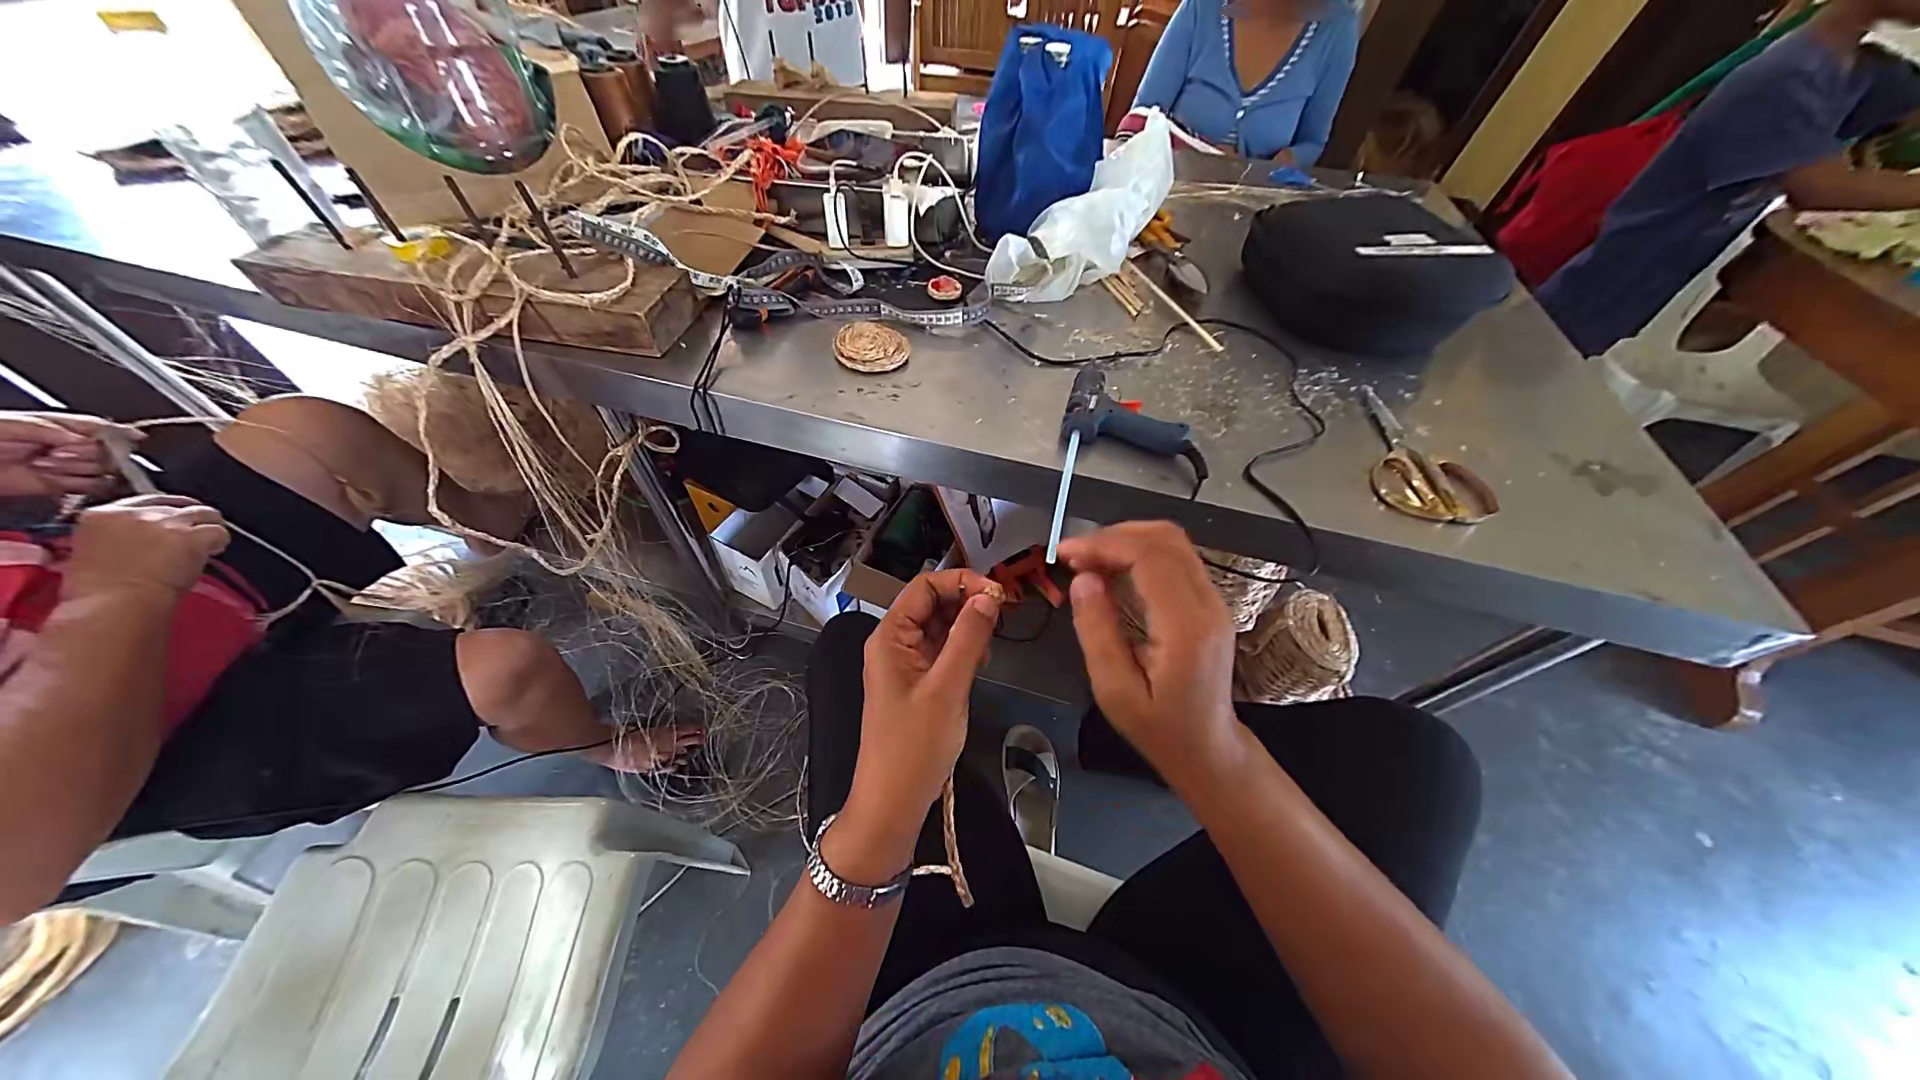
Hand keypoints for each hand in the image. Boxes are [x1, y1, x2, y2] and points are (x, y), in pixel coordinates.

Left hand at [0, 413, 141, 497]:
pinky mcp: (62, 486)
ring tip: (43, 466)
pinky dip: (80, 485)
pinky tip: (55, 480)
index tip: (134, 438)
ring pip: (102, 470)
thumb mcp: (7, 424)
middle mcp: (67, 447)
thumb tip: (85, 439)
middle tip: (55, 453)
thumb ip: (48, 428)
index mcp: (57, 427)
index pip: (102, 427)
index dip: (121, 432)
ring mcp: (66, 467)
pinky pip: (93, 488)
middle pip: (108, 451)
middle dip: (86, 454)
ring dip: (76, 470)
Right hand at [64, 494, 230, 599]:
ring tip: (210, 541)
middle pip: (176, 505)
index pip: (143, 501)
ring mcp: (165, 523)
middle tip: (197, 531)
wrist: (117, 600)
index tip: (172, 522)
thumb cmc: (98, 587)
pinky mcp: (191, 537)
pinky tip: (214, 551)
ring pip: (203, 513)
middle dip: (189, 517)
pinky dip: (220, 540)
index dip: (164, 510)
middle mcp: (134, 513)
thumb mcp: (92, 549)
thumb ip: (116, 534)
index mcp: (100, 515)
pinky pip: (217, 531)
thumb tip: (141, 536)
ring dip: (209, 525)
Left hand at [837, 570, 1001, 865]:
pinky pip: (942, 651)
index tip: (996, 592)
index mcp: (890, 636)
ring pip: (940, 627)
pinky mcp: (918, 682)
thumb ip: (969, 638)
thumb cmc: (913, 746)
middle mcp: (894, 643)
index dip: (960, 581)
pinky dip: (963, 648)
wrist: (893, 800)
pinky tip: (982, 659)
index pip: (924, 587)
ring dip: (967, 626)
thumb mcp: (947, 688)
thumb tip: (989, 597)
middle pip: (932, 604)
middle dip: (967, 602)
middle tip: (1002, 613)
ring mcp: (906, 663)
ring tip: (993, 639)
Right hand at [1058, 522, 1242, 787]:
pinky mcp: (1209, 603)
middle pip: (1165, 538)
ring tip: (1088, 561)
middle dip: (1113, 536)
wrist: (1209, 748)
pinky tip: (1112, 570)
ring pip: (1173, 542)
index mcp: (1185, 626)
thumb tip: (1083, 579)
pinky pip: (1176, 559)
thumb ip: (1097, 631)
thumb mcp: (1114, 690)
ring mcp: (1214, 601)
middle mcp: (1208, 604)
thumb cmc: (1159, 728)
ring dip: (1126, 541)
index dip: (1103, 545)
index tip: (1065, 553)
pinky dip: (1140, 553)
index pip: (1148, 558)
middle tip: (1074, 556)